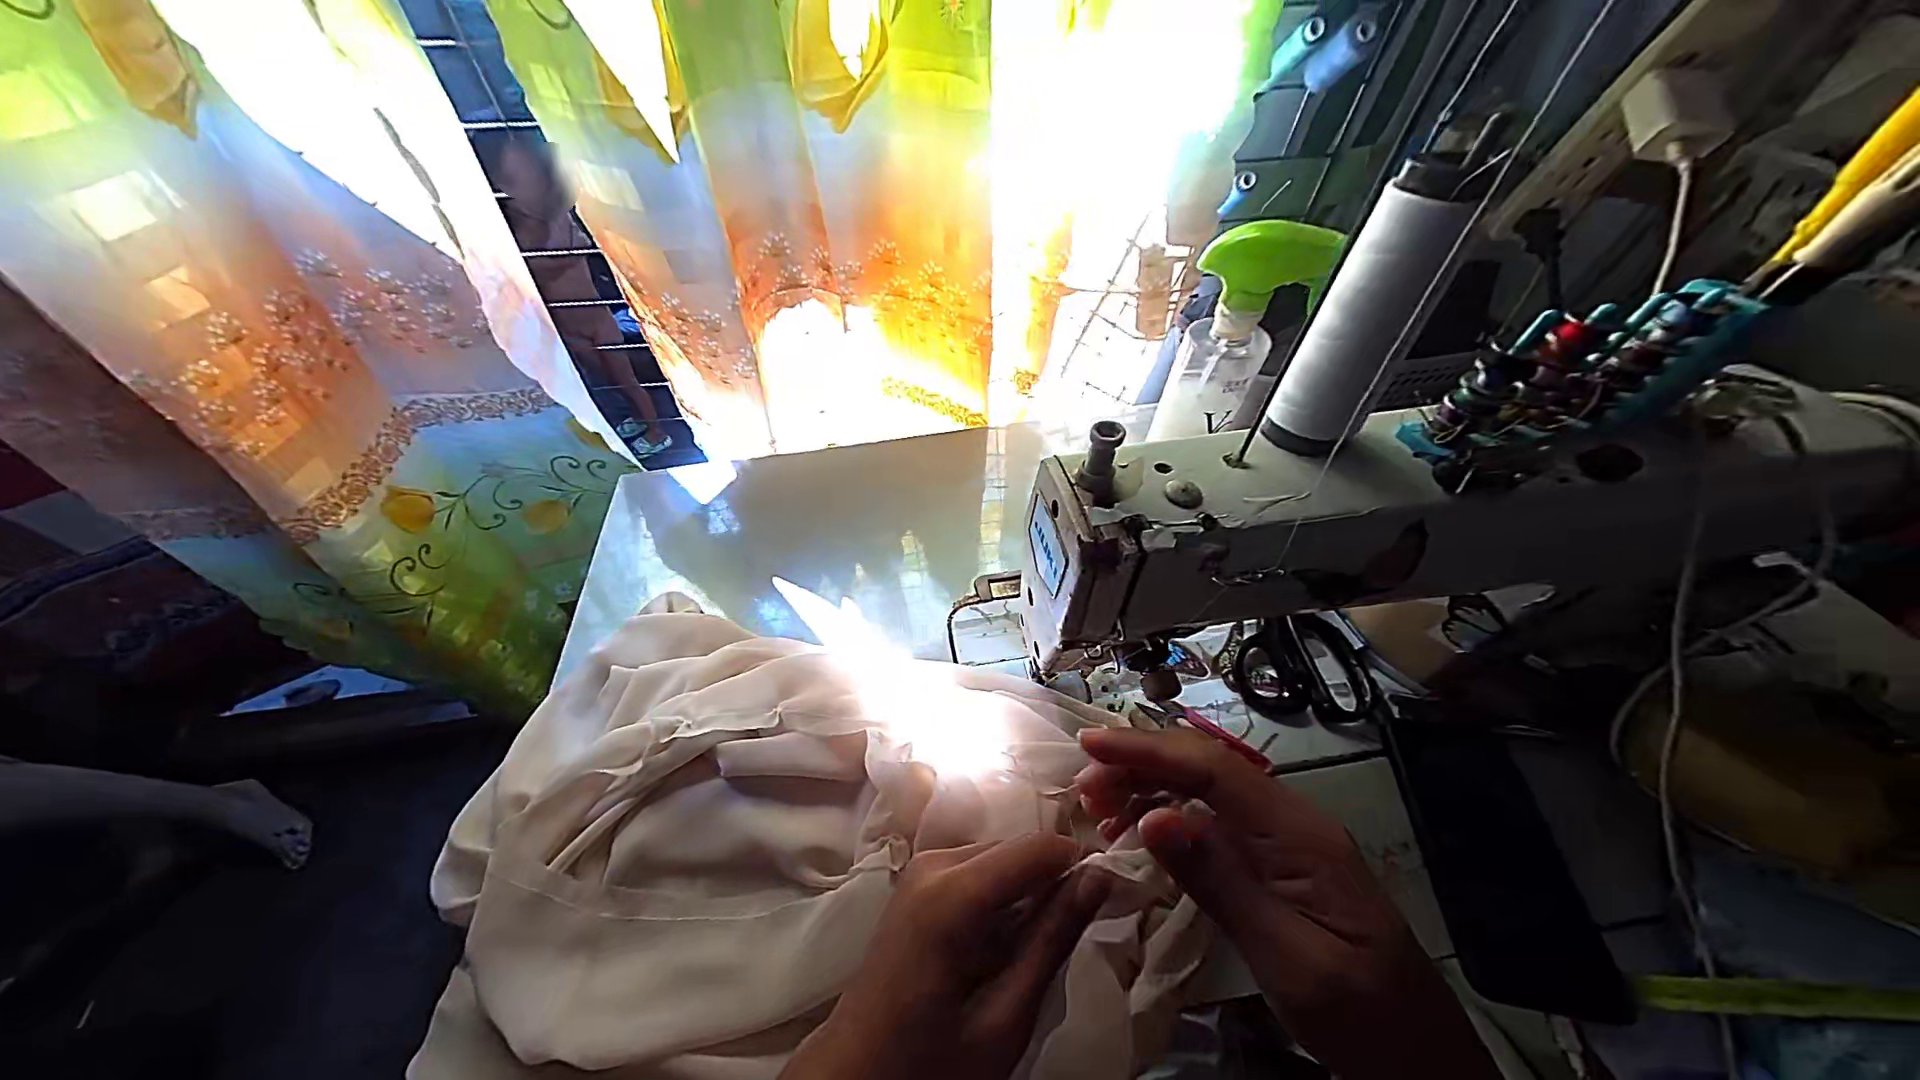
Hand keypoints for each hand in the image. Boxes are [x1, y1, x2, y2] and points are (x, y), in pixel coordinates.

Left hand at [780, 831, 1111, 1079]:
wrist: (855, 1072)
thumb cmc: (931, 1063)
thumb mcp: (1005, 1017)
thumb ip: (1052, 939)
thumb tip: (1099, 876)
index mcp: (952, 894)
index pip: (1036, 847)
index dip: (1079, 864)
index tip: (1111, 895)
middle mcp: (934, 863)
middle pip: (1017, 848)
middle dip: (1053, 879)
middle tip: (1075, 932)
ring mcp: (921, 867)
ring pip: (1000, 855)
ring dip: (1028, 889)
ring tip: (1038, 944)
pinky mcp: (918, 879)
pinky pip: (978, 867)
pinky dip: (1002, 894)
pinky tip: (1002, 940)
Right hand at [1076, 727, 1496, 1078]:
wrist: (1425, 1062)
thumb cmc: (1364, 1017)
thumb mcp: (1291, 961)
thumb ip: (1221, 883)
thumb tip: (1153, 817)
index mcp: (1299, 834)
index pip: (1213, 768)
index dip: (1148, 749)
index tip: (1092, 744)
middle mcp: (1288, 821)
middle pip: (1204, 767)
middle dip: (1139, 764)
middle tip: (1084, 788)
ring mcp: (1280, 839)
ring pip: (1202, 788)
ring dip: (1147, 786)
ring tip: (1099, 808)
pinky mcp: (1270, 861)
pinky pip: (1209, 820)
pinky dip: (1166, 816)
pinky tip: (1138, 831)